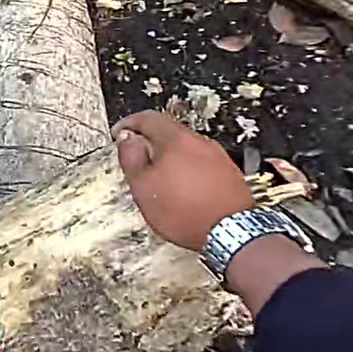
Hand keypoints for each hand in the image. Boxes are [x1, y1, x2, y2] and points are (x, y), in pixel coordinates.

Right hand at [113, 110, 253, 250]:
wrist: (232, 233)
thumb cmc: (185, 211)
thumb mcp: (142, 186)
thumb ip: (131, 157)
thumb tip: (127, 138)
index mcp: (175, 139)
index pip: (148, 118)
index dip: (129, 124)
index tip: (119, 134)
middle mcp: (199, 141)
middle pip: (169, 131)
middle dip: (149, 141)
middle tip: (137, 158)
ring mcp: (217, 156)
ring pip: (186, 147)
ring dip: (170, 156)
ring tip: (161, 179)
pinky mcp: (229, 173)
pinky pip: (201, 163)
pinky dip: (187, 169)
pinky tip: (184, 189)